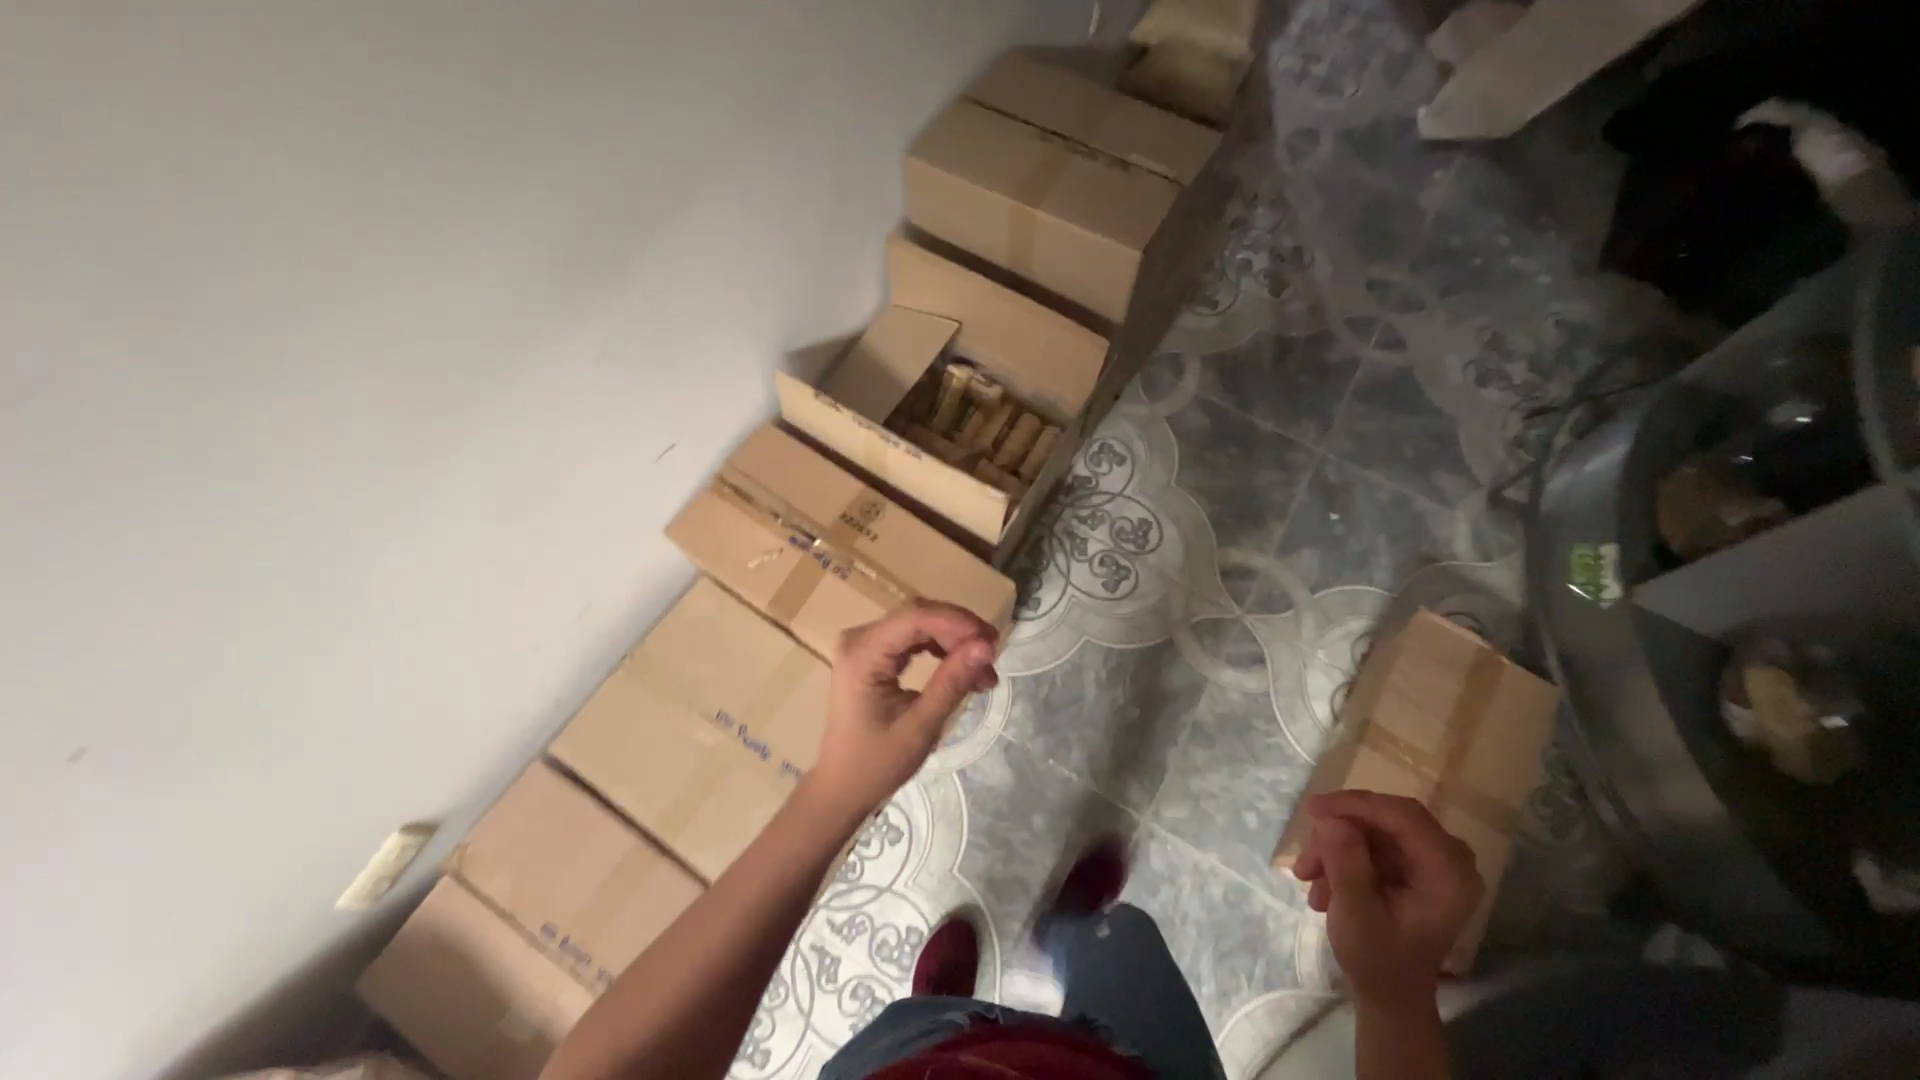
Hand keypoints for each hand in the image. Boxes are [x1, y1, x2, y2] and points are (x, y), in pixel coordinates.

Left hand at [804, 600, 998, 819]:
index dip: (957, 623)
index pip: (915, 619)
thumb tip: (986, 647)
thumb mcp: (921, 726)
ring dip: (953, 640)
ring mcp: (864, 644)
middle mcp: (858, 639)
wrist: (843, 786)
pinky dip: (940, 649)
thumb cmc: (877, 763)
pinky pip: (912, 638)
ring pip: (918, 624)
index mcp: (862, 654)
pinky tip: (962, 668)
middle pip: (918, 615)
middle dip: (960, 631)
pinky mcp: (872, 654)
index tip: (992, 643)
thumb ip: (951, 682)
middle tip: (994, 656)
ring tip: (984, 670)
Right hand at [1291, 791, 1483, 1009]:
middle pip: (1388, 819)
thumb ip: (1345, 864)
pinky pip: (1373, 842)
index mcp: (1448, 874)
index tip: (1313, 810)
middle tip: (1306, 850)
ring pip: (1374, 829)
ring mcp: (1432, 861)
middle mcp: (1449, 860)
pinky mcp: (1414, 864)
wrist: (1389, 993)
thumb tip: (1330, 821)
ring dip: (1335, 847)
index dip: (1357, 805)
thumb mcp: (1355, 914)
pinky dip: (1343, 856)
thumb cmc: (1378, 960)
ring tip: (1307, 877)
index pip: (1404, 816)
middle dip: (1340, 831)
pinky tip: (1322, 884)